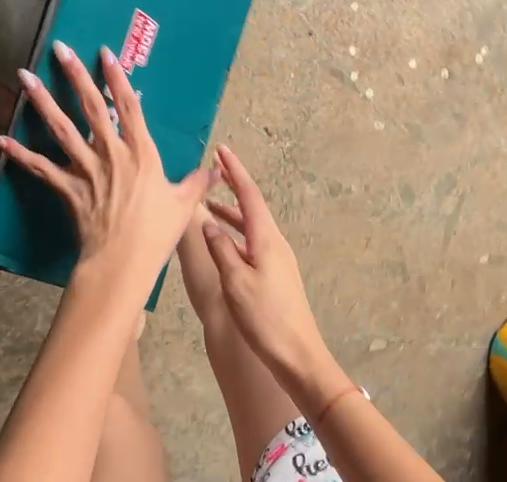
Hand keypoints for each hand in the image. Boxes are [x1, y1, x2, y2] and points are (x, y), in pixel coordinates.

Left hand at [0, 42, 216, 293]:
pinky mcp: (67, 188)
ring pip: (61, 128)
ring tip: (25, 76)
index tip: (105, 53)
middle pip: (92, 106)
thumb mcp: (184, 205)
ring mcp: (86, 169)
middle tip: (60, 48)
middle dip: (75, 75)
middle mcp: (111, 152)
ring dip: (42, 100)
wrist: (122, 264)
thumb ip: (198, 182)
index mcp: (141, 152)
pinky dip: (18, 152)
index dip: (117, 78)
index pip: (130, 106)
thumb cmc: (156, 235)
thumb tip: (217, 169)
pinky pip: (39, 167)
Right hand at [200, 145, 350, 407]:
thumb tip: (207, 223)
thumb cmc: (266, 318)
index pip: (248, 194)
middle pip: (252, 205)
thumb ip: (220, 249)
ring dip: (231, 212)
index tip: (221, 150)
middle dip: (233, 185)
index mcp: (266, 238)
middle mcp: (274, 242)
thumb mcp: (235, 281)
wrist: (299, 357)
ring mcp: (277, 259)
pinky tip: (222, 243)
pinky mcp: (275, 275)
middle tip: (214, 169)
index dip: (234, 170)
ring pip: (251, 225)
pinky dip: (235, 233)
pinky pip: (252, 242)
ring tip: (209, 206)